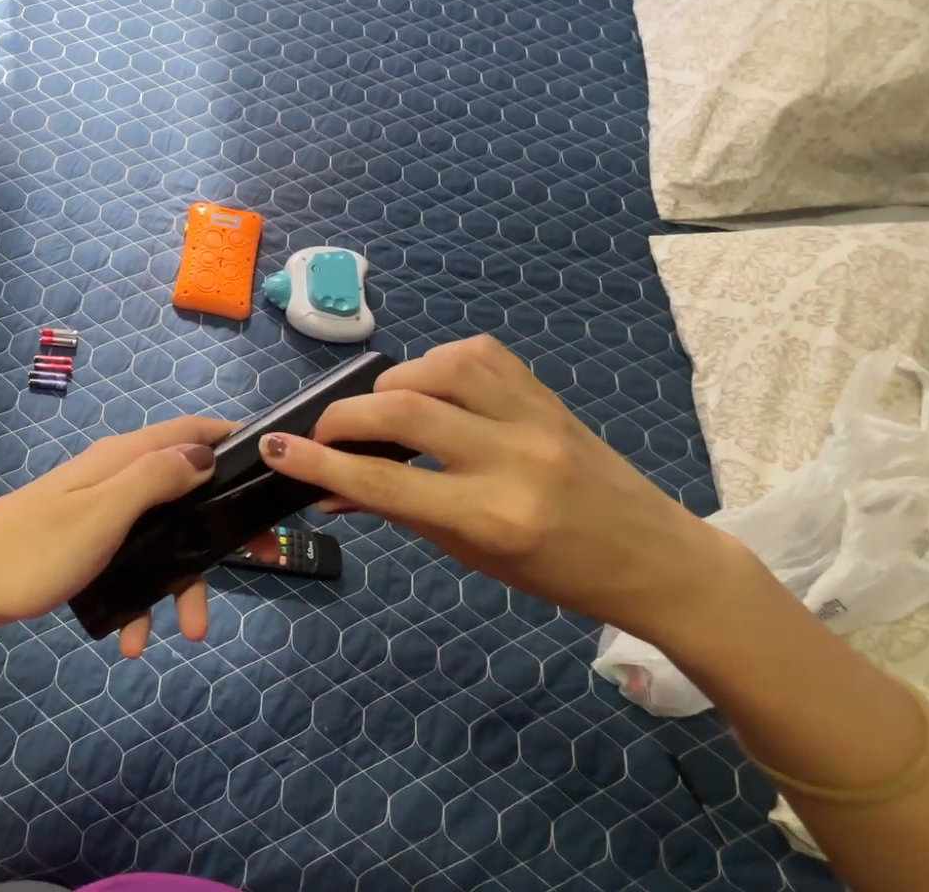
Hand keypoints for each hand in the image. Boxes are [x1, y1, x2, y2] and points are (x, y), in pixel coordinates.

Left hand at [0, 416, 262, 656]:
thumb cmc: (34, 549)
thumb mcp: (103, 513)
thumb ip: (154, 478)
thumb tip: (202, 453)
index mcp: (119, 459)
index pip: (186, 431)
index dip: (230, 440)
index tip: (270, 464)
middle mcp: (111, 478)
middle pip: (182, 491)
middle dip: (215, 531)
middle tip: (258, 562)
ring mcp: (94, 512)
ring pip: (156, 538)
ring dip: (175, 582)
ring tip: (185, 632)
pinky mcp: (79, 544)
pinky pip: (124, 565)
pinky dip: (135, 596)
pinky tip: (128, 636)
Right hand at [255, 336, 740, 641]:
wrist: (654, 558)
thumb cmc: (553, 572)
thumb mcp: (466, 553)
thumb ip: (395, 508)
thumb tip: (326, 487)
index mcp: (491, 517)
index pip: (382, 480)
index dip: (317, 462)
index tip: (275, 448)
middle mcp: (513, 459)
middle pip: (403, 410)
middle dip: (342, 416)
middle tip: (322, 433)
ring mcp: (536, 418)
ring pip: (440, 367)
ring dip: (392, 383)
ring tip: (381, 408)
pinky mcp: (547, 394)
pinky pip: (479, 355)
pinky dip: (436, 364)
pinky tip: (429, 386)